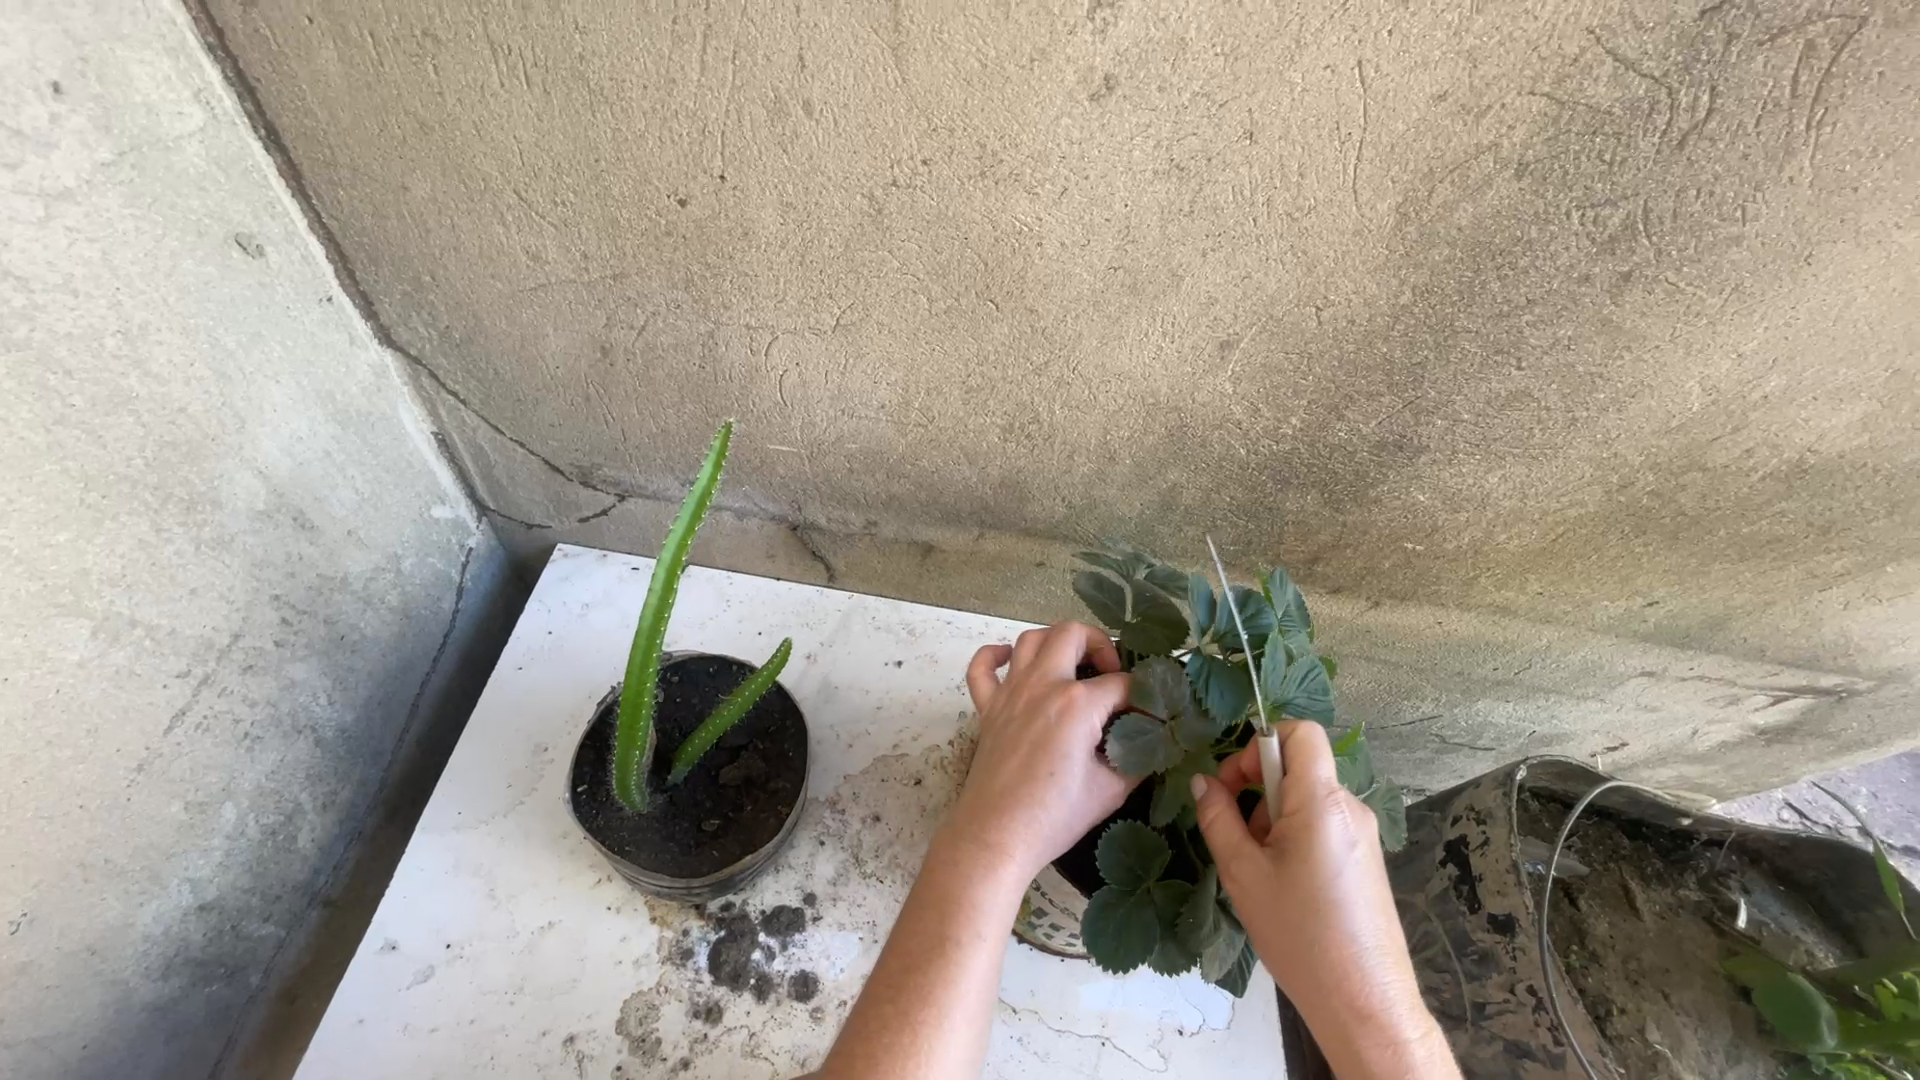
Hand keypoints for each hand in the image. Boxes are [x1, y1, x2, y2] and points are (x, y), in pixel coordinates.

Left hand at [944, 623, 1137, 882]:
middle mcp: (1043, 684)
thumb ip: (1136, 758)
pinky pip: (981, 667)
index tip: (1151, 713)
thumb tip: (1150, 742)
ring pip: (1030, 639)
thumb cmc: (1056, 816)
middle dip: (1099, 644)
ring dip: (1055, 642)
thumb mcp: (1111, 790)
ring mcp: (1010, 692)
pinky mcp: (987, 708)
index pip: (1123, 683)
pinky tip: (1010, 660)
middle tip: (1110, 673)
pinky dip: (994, 655)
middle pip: (1072, 634)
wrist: (997, 836)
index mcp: (1078, 703)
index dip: (1144, 696)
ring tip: (1072, 665)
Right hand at [1191, 723, 1458, 1079]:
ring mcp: (1362, 834)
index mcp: (1322, 802)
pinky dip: (1294, 837)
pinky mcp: (1365, 860)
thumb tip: (1204, 781)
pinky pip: (1322, 825)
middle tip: (1237, 833)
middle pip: (1299, 767)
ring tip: (1258, 869)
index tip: (1237, 783)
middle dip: (1258, 789)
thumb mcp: (1242, 872)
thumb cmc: (1299, 934)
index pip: (1300, 732)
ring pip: (1306, 799)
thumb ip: (1218, 817)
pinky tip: (1283, 883)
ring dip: (1273, 818)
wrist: (1366, 1004)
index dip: (1261, 743)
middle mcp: (1349, 808)